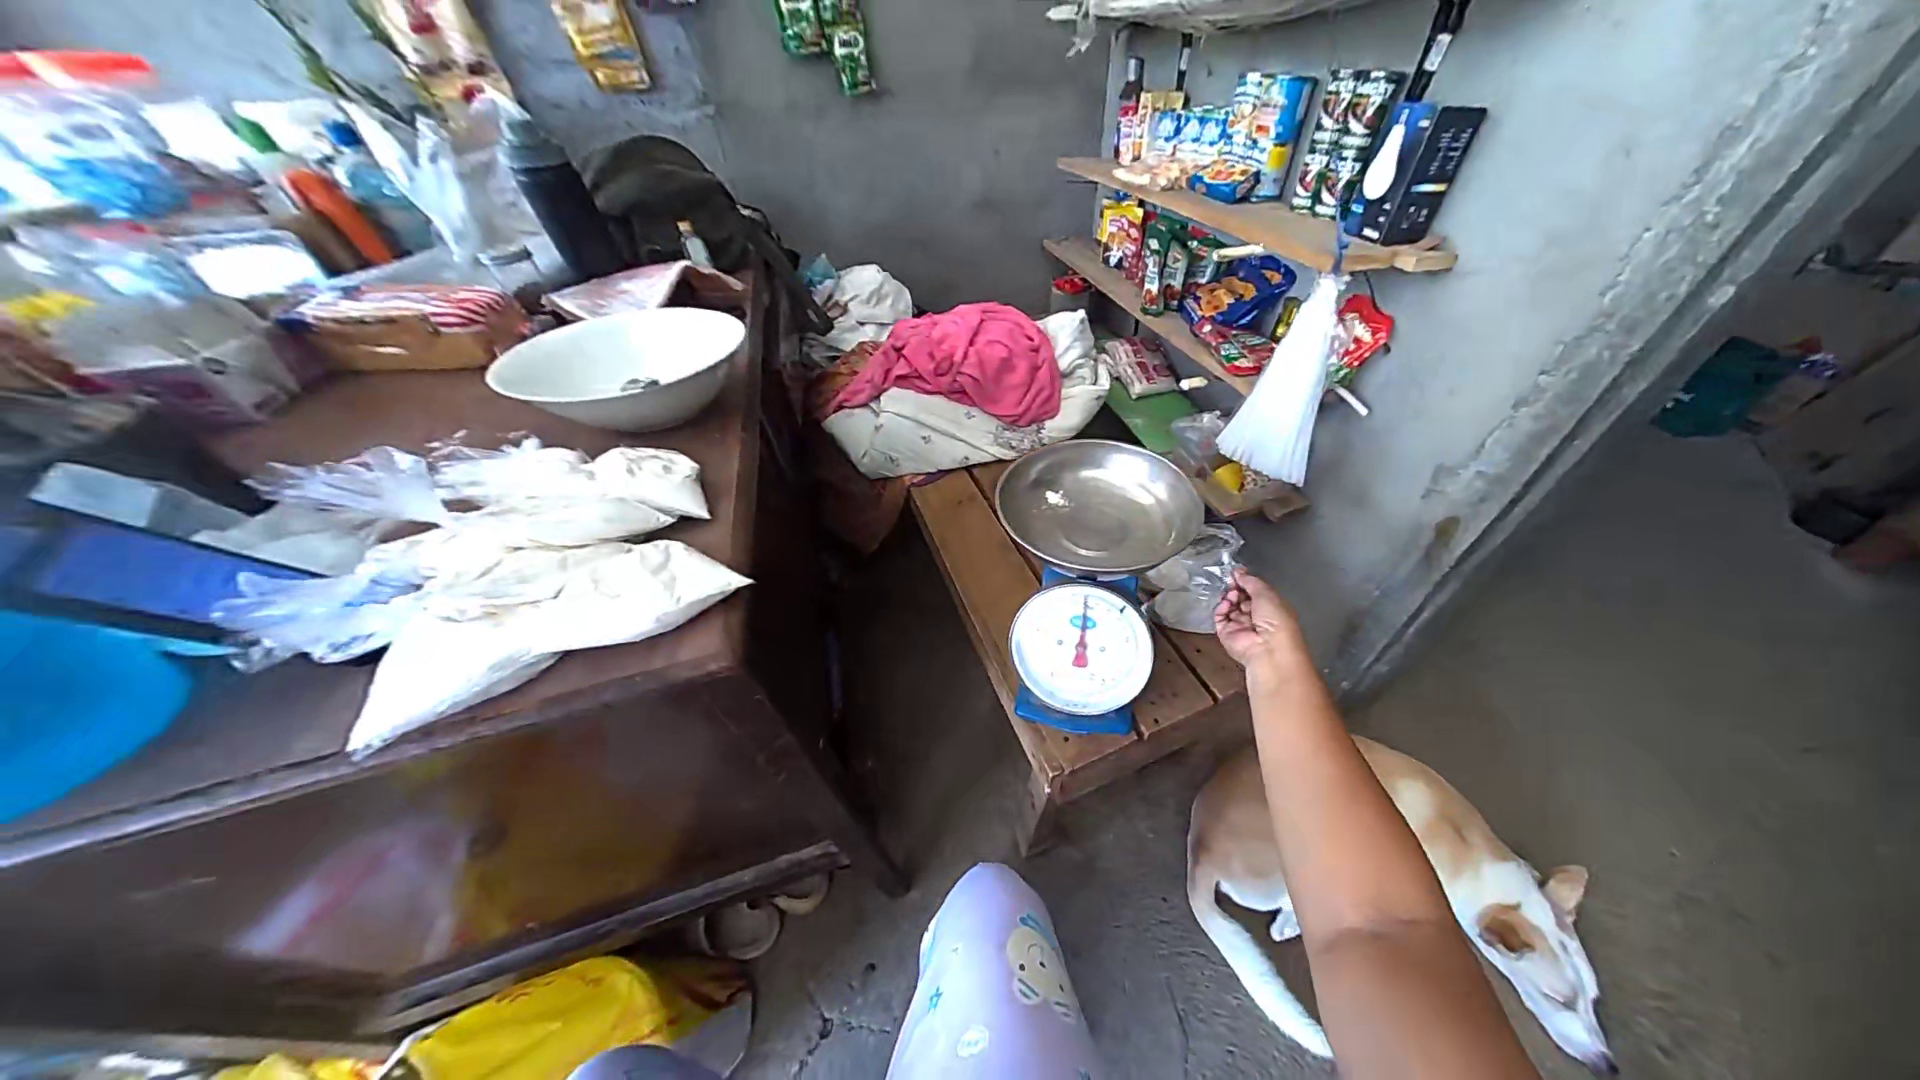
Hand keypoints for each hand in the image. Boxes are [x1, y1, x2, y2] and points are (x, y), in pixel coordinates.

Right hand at [1213, 567, 1306, 673]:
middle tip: (1232, 583)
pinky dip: (1221, 608)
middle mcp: (1255, 616)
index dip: (1245, 581)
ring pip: (1229, 605)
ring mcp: (1239, 625)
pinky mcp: (1226, 632)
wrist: (1267, 647)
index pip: (1254, 591)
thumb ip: (1250, 581)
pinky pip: (1220, 617)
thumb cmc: (1274, 619)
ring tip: (1232, 595)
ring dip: (1229, 597)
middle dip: (1235, 588)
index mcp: (1270, 607)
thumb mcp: (1266, 594)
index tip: (1236, 573)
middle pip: (1240, 597)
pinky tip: (1226, 604)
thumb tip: (1238, 571)